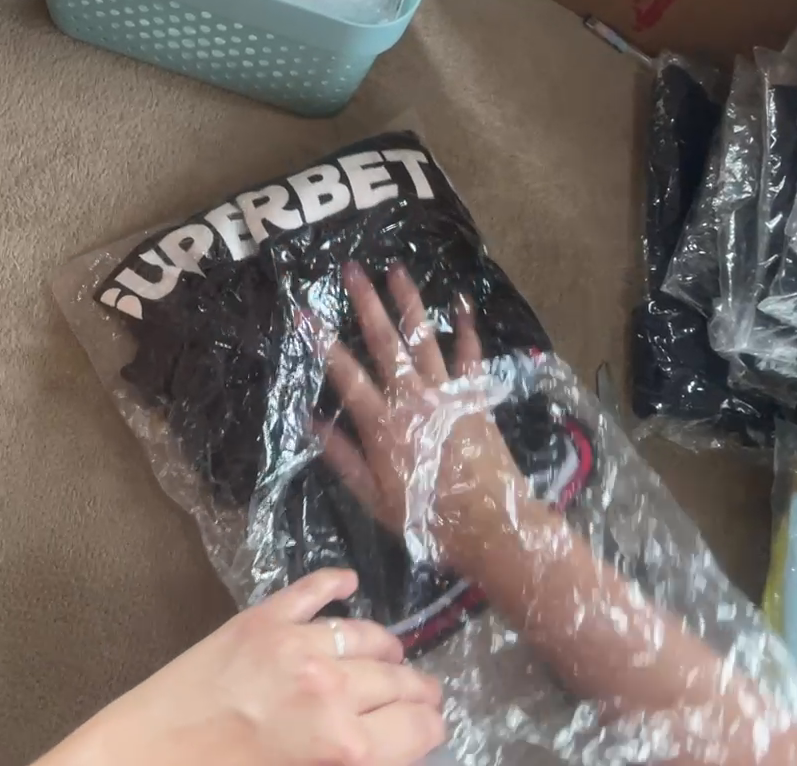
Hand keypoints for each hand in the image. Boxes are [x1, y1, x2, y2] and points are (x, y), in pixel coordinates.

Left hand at [36, 569, 445, 765]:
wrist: (147, 757)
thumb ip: (349, 761)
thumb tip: (375, 744)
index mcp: (345, 746)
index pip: (414, 730)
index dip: (431, 728)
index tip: (435, 725)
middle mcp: (329, 686)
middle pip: (394, 681)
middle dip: (418, 690)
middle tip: (428, 693)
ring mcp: (294, 643)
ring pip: (362, 634)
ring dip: (387, 645)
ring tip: (398, 652)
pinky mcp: (260, 619)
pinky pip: (308, 591)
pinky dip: (332, 582)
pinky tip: (350, 580)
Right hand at [316, 262, 533, 570]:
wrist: (493, 527)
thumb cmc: (428, 517)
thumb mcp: (373, 497)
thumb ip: (341, 456)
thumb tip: (309, 419)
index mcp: (381, 423)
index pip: (344, 372)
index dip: (321, 341)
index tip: (303, 311)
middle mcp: (411, 398)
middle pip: (384, 341)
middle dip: (366, 302)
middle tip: (352, 269)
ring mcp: (445, 392)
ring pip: (423, 338)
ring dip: (409, 302)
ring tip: (396, 269)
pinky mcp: (473, 395)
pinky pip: (470, 355)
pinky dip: (466, 328)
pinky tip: (461, 302)